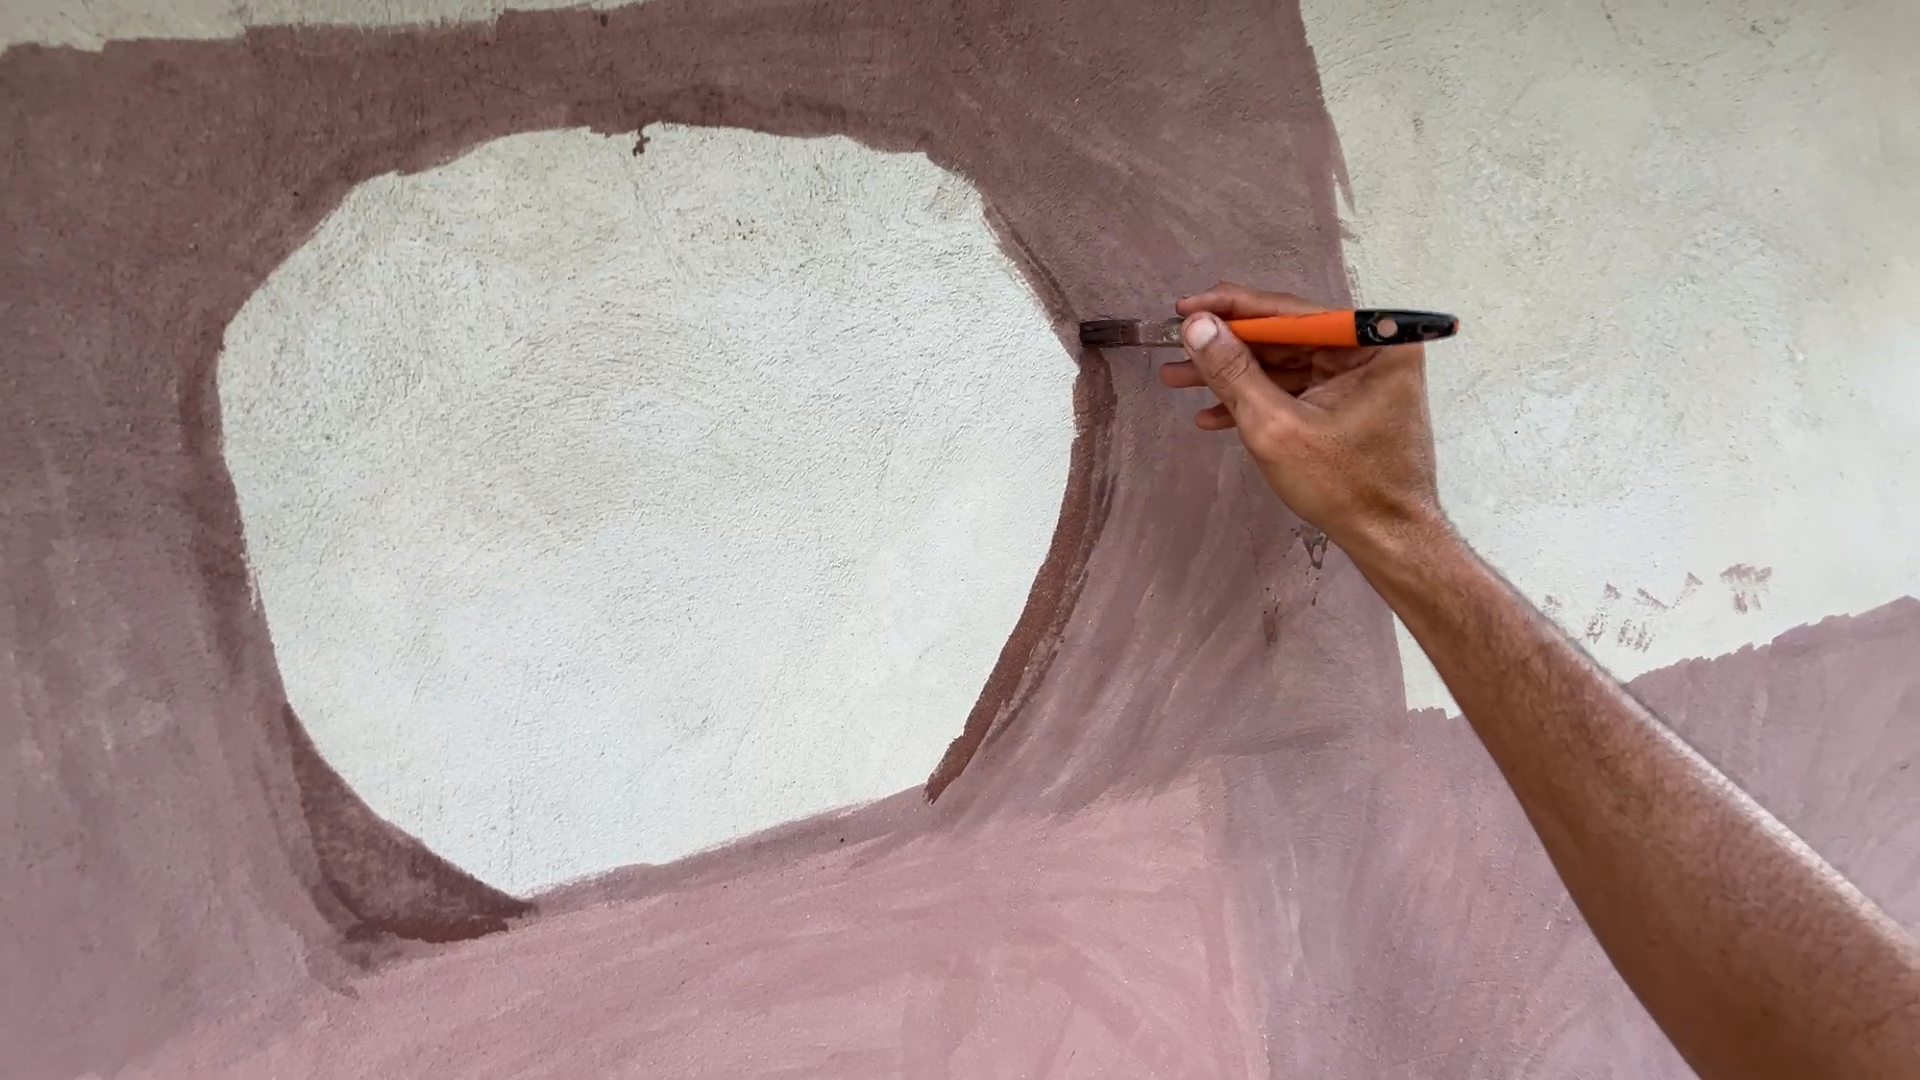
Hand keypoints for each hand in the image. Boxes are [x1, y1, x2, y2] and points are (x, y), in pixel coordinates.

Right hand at [1160, 282, 1448, 562]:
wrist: (1384, 536)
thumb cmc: (1342, 485)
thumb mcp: (1275, 426)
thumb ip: (1233, 372)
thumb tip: (1197, 327)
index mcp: (1371, 343)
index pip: (1288, 312)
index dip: (1230, 309)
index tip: (1185, 309)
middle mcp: (1369, 350)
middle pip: (1281, 337)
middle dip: (1223, 347)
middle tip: (1174, 346)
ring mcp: (1356, 378)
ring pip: (1279, 365)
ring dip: (1229, 376)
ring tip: (1177, 379)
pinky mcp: (1343, 402)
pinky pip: (1290, 390)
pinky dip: (1253, 401)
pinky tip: (1211, 415)